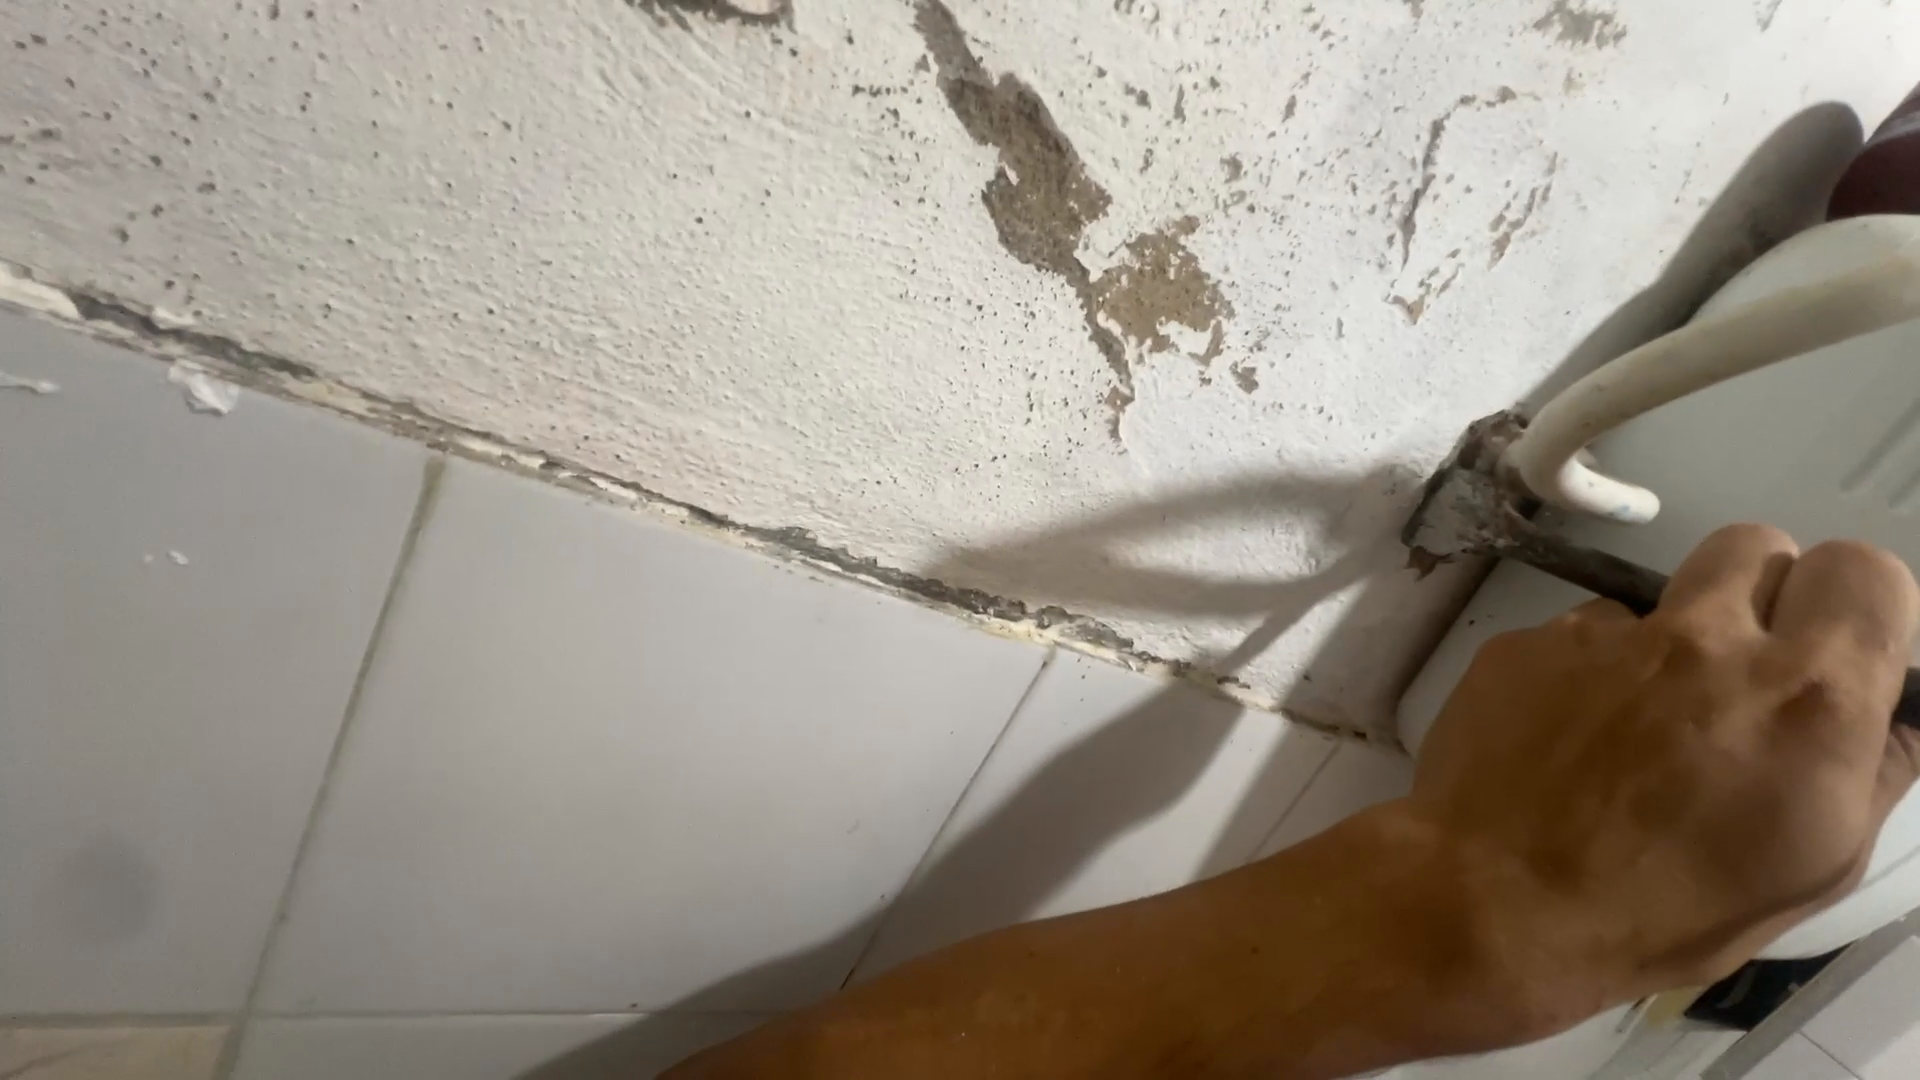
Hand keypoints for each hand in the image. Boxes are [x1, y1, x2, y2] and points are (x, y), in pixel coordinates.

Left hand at [1408, 524, 1919, 1026]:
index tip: (1829, 639)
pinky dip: (1571, 670)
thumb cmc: (1665, 901)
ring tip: (1616, 723)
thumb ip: (1862, 763)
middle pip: (1749, 546)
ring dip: (1648, 645)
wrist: (1495, 887)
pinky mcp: (1514, 643)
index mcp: (1803, 696)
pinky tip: (1551, 730)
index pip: (1860, 572)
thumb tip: (1875, 712)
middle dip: (1756, 588)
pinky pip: (1564, 638)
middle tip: (1733, 656)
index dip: (1849, 599)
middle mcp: (1695, 641)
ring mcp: (1590, 635)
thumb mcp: (1812, 857)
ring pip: (1643, 605)